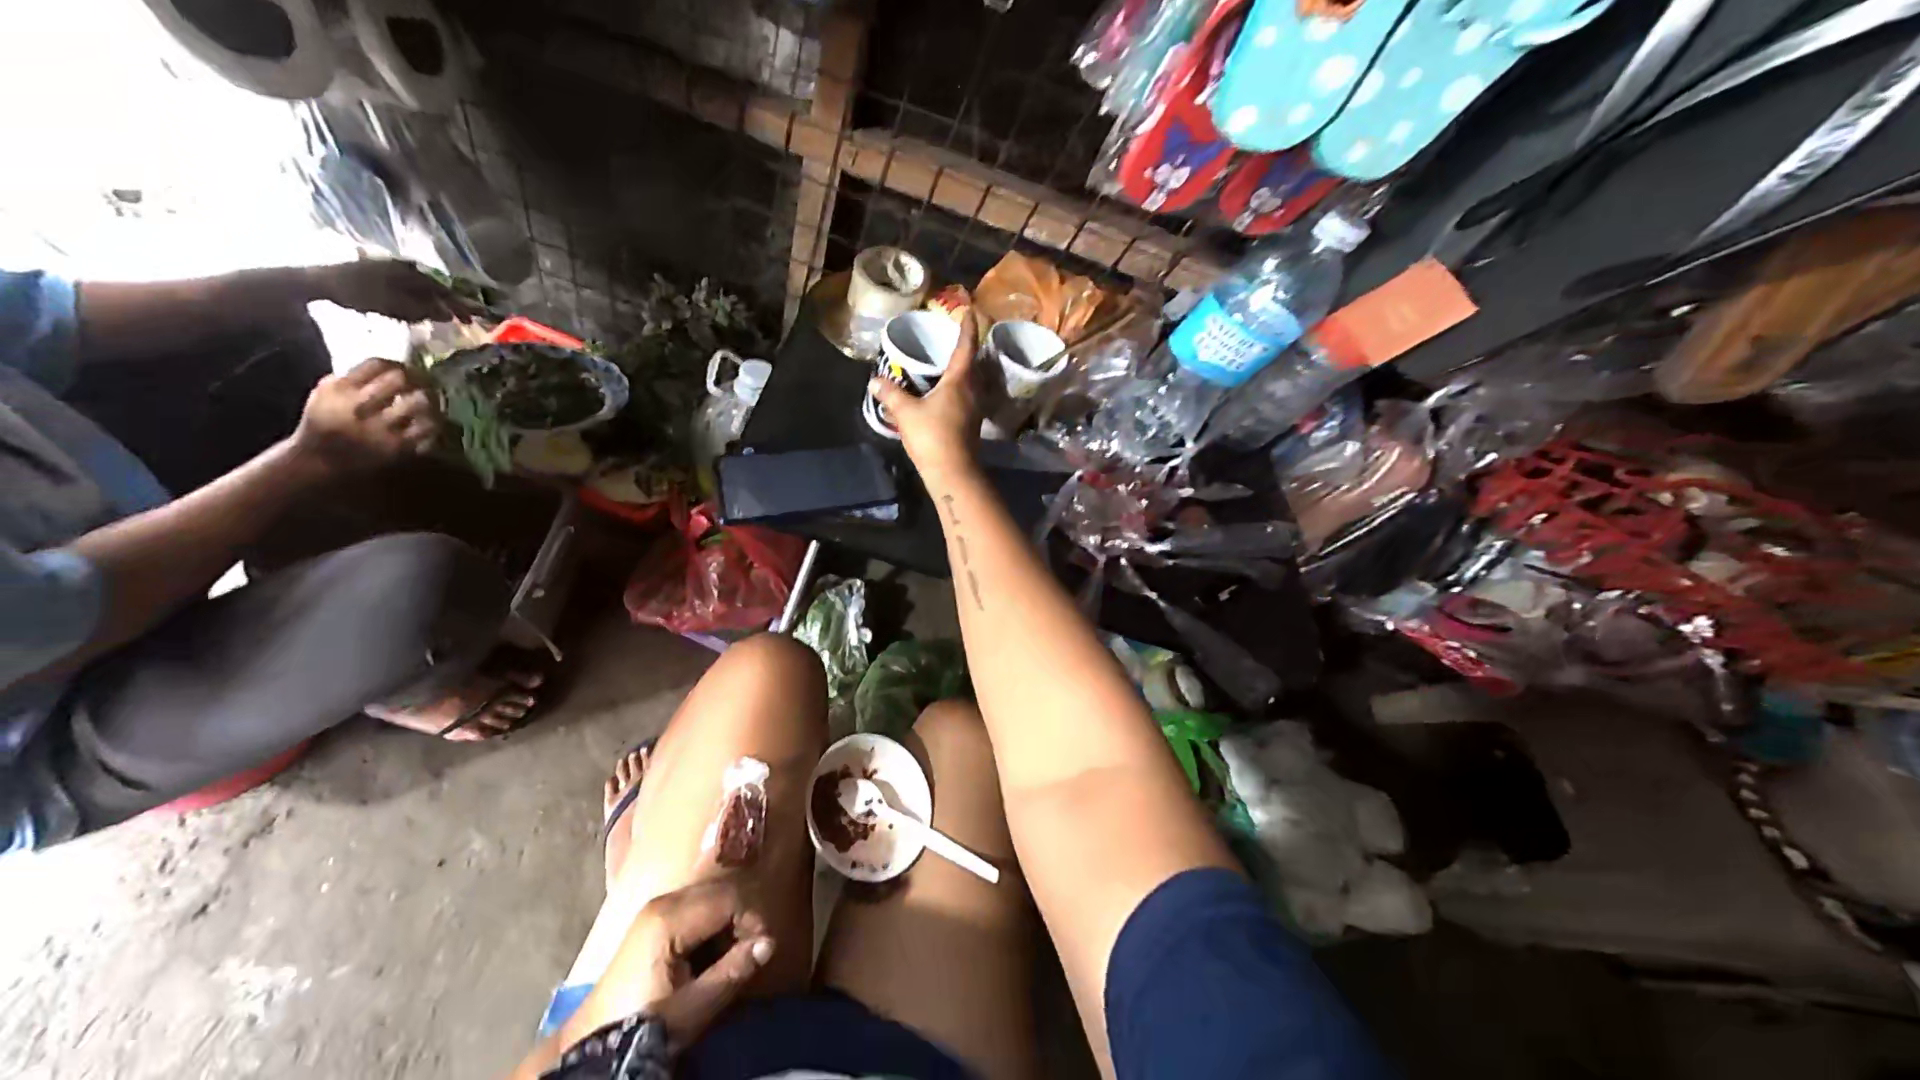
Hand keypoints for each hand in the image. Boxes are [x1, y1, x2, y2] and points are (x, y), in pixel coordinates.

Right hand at [290, 358, 439, 473]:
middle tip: (427, 384)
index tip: (405, 371)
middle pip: (400, 379)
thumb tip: (387, 368)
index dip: (396, 365)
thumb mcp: (324, 396)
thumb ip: (350, 379)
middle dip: (418, 378)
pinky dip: (436, 423)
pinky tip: (433, 423)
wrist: (318, 462)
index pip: (377, 364)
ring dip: (431, 400)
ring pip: (420, 402)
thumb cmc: (324, 425)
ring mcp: (381, 428)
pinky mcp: (399, 448)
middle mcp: (360, 406)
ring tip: (432, 403)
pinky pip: (429, 429)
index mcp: (340, 390)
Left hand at [313, 259, 483, 322]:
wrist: (318, 282)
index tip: (479, 316)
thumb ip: (423, 309)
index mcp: (412, 273)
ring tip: (444, 315)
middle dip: (450, 303)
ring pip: (421, 287)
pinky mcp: (377, 274)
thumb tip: (447, 314)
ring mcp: (390, 269)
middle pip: (435, 288)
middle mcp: (404, 268)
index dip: (463, 305)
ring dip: (434, 301)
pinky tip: (417, 307)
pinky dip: (417, 298)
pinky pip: (407, 287)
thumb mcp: (395, 305)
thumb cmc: (359, 293)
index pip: (445, 291)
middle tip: (465, 318)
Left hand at [590, 879, 774, 1049]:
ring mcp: (656, 907)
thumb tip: (769, 943)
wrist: (594, 1041)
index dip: (752, 920)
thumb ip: (731, 972)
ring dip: (728, 922)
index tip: (760, 950)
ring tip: (729, 958)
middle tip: (748, 953)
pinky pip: (697, 906)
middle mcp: (663, 901)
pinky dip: (712, 923)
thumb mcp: (692, 1008)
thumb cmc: (644, 1024)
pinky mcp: (654, 918)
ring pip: (711, 896)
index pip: (730, 897)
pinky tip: (709, 954)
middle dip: (742, 919)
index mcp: (669, 918)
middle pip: (721, 891)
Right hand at [871, 307, 983, 480]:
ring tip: (948, 361)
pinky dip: (959, 387)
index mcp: (960, 380)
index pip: (966, 346)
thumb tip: (874, 380)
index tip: (969, 311)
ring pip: (971, 381)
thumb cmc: (933, 437)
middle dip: (966, 347)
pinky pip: (967, 396)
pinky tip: (946, 391)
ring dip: (963, 369)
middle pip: (972, 363)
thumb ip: (891, 394)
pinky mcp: (972, 423)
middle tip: (955, 334)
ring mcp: (975, 408)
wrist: (953, 473)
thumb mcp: (906, 413)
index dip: (967, 327)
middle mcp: (973, 390)